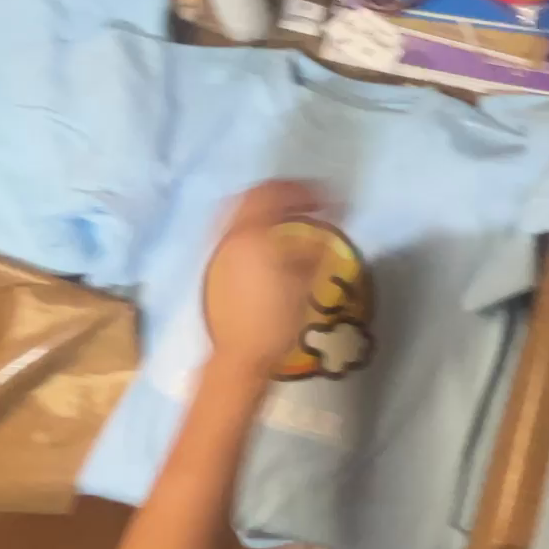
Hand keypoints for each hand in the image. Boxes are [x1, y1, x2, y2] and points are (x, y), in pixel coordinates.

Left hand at [203, 180, 329, 379]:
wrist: (240, 355)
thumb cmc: (275, 323)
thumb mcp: (303, 285)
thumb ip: (314, 250)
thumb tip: (327, 229)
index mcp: (252, 235)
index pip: (278, 195)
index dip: (308, 192)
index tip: (332, 201)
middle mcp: (231, 235)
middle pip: (254, 196)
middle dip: (284, 193)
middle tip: (309, 201)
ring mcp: (220, 249)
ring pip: (240, 211)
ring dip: (266, 206)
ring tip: (291, 216)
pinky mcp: (216, 264)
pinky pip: (234, 228)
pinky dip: (254, 223)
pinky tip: (270, 238)